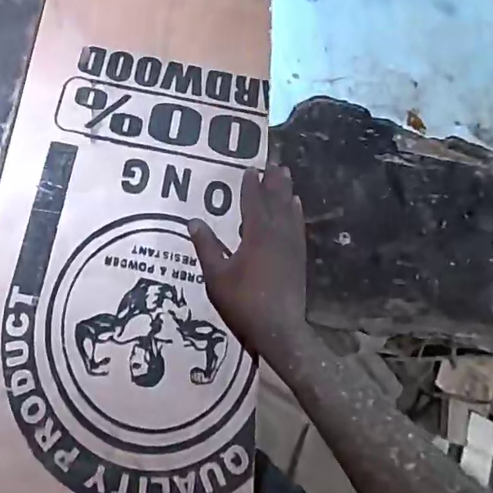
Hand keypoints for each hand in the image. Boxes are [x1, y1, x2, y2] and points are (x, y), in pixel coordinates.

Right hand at [189, 165, 309, 364]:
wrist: (280, 329)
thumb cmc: (244, 302)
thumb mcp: (216, 276)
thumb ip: (206, 246)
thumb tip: (193, 221)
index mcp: (257, 234)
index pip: (254, 202)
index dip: (251, 185)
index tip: (250, 169)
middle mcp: (277, 233)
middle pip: (277, 200)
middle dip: (274, 181)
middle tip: (274, 162)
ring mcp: (291, 245)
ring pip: (290, 210)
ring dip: (286, 192)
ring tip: (285, 176)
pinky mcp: (299, 257)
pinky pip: (298, 225)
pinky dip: (296, 212)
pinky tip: (296, 207)